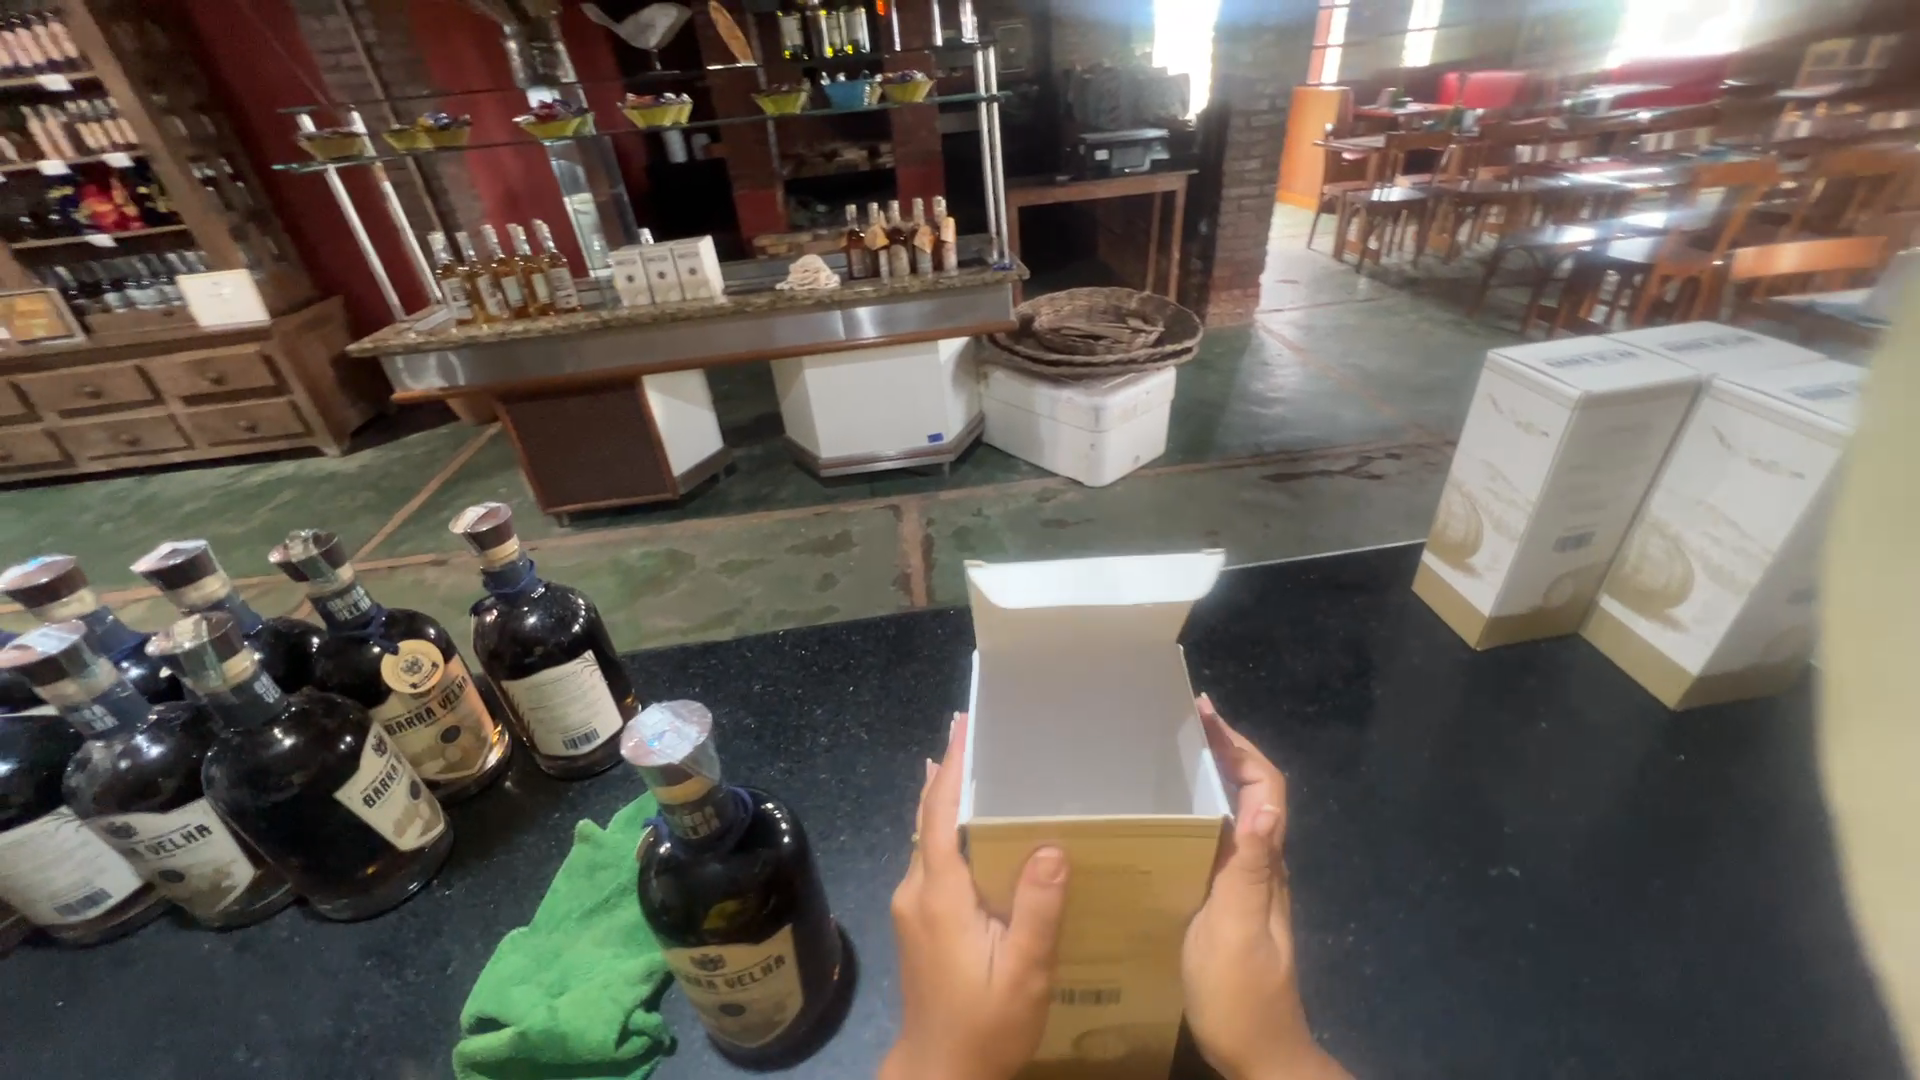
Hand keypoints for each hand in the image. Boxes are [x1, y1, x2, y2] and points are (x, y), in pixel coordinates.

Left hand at [881, 713, 1069, 1079]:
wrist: (941, 1073)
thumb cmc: (986, 1024)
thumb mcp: (1024, 972)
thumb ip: (1035, 908)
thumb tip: (1051, 845)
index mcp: (939, 896)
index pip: (939, 816)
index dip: (949, 769)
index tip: (960, 727)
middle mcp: (915, 890)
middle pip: (927, 818)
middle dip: (945, 772)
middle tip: (970, 730)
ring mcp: (910, 905)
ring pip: (925, 836)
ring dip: (944, 798)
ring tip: (968, 761)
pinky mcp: (916, 919)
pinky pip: (928, 856)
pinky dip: (944, 826)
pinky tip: (963, 822)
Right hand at [1184, 695, 1349, 1079]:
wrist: (1256, 1054)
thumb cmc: (1241, 993)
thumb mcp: (1238, 929)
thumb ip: (1251, 869)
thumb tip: (1267, 804)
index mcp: (1264, 863)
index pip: (1264, 786)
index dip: (1238, 745)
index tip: (1203, 713)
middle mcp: (1260, 862)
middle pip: (1251, 789)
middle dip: (1222, 747)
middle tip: (1178, 720)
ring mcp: (1244, 881)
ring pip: (1233, 809)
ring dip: (1210, 772)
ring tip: (1167, 751)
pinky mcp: (1225, 897)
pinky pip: (1215, 835)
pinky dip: (1196, 807)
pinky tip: (1164, 812)